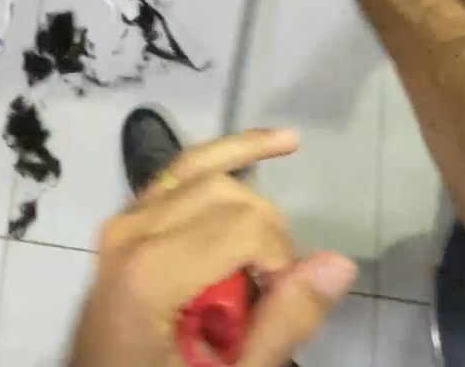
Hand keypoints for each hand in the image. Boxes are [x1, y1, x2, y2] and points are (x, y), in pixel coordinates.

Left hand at [70, 128, 357, 366]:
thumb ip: (280, 323)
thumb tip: (339, 262)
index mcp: (149, 274)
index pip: (242, 226)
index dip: (280, 260)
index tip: (283, 305)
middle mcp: (131, 230)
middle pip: (225, 194)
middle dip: (267, 230)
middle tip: (278, 288)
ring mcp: (125, 218)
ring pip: (203, 168)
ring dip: (248, 173)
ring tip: (291, 149)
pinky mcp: (129, 217)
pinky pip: (179, 171)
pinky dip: (222, 152)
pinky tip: (265, 140)